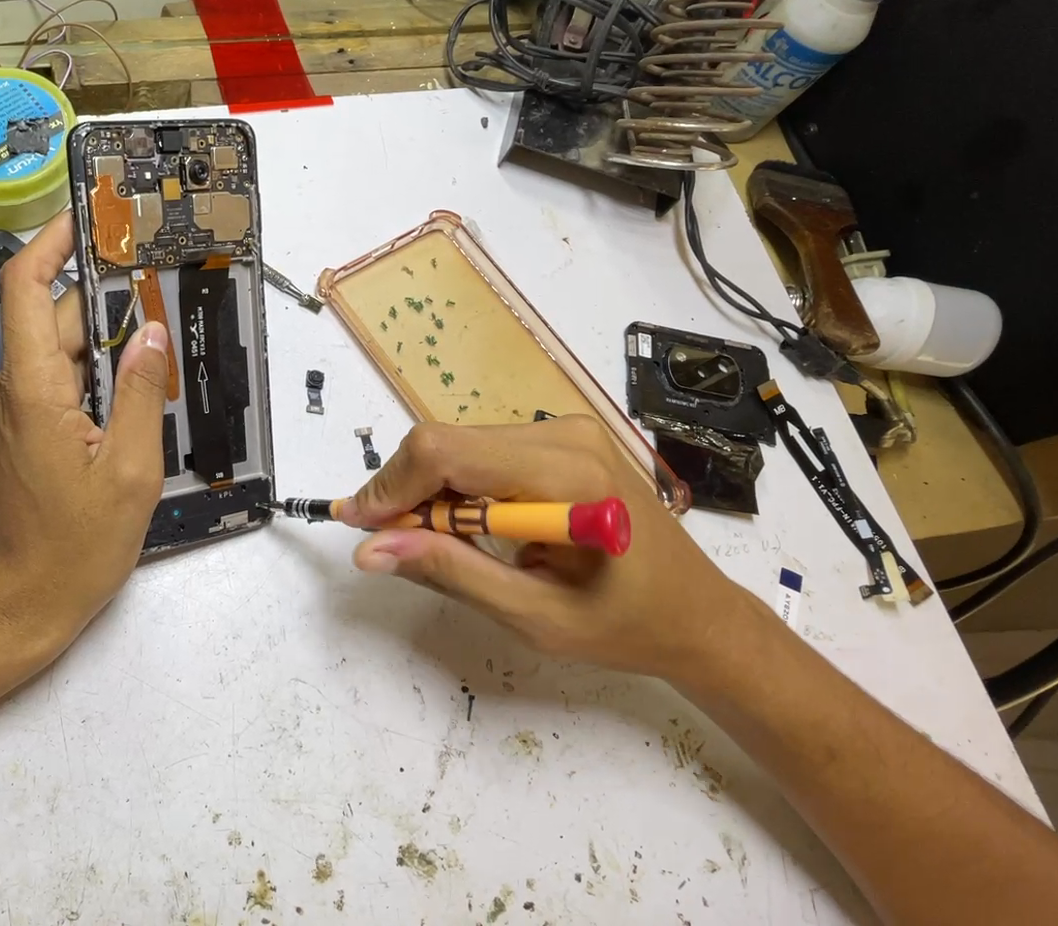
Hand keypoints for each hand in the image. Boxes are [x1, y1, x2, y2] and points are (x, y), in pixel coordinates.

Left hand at [0, 214, 170, 655]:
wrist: (30, 600)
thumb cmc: (79, 545)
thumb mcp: (130, 469)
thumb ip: (141, 393)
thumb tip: (150, 331)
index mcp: (33, 389)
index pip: (27, 290)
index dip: (52, 242)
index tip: (91, 217)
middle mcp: (15, 389)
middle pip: (59, 320)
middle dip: (110, 301)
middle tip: (167, 288)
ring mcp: (17, 410)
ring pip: (65, 352)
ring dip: (110, 343)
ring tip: (165, 340)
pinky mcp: (26, 429)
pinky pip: (64, 382)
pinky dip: (99, 374)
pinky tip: (142, 384)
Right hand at [336, 417, 761, 681]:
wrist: (698, 613)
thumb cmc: (624, 626)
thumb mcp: (532, 615)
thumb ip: (449, 572)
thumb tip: (368, 550)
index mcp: (566, 477)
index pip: (445, 452)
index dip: (390, 486)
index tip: (359, 528)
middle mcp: (563, 435)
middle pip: (443, 444)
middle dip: (405, 493)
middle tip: (396, 546)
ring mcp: (565, 430)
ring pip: (454, 445)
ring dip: (428, 492)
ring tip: (443, 544)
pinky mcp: (560, 438)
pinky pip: (477, 450)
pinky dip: (454, 487)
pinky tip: (472, 527)